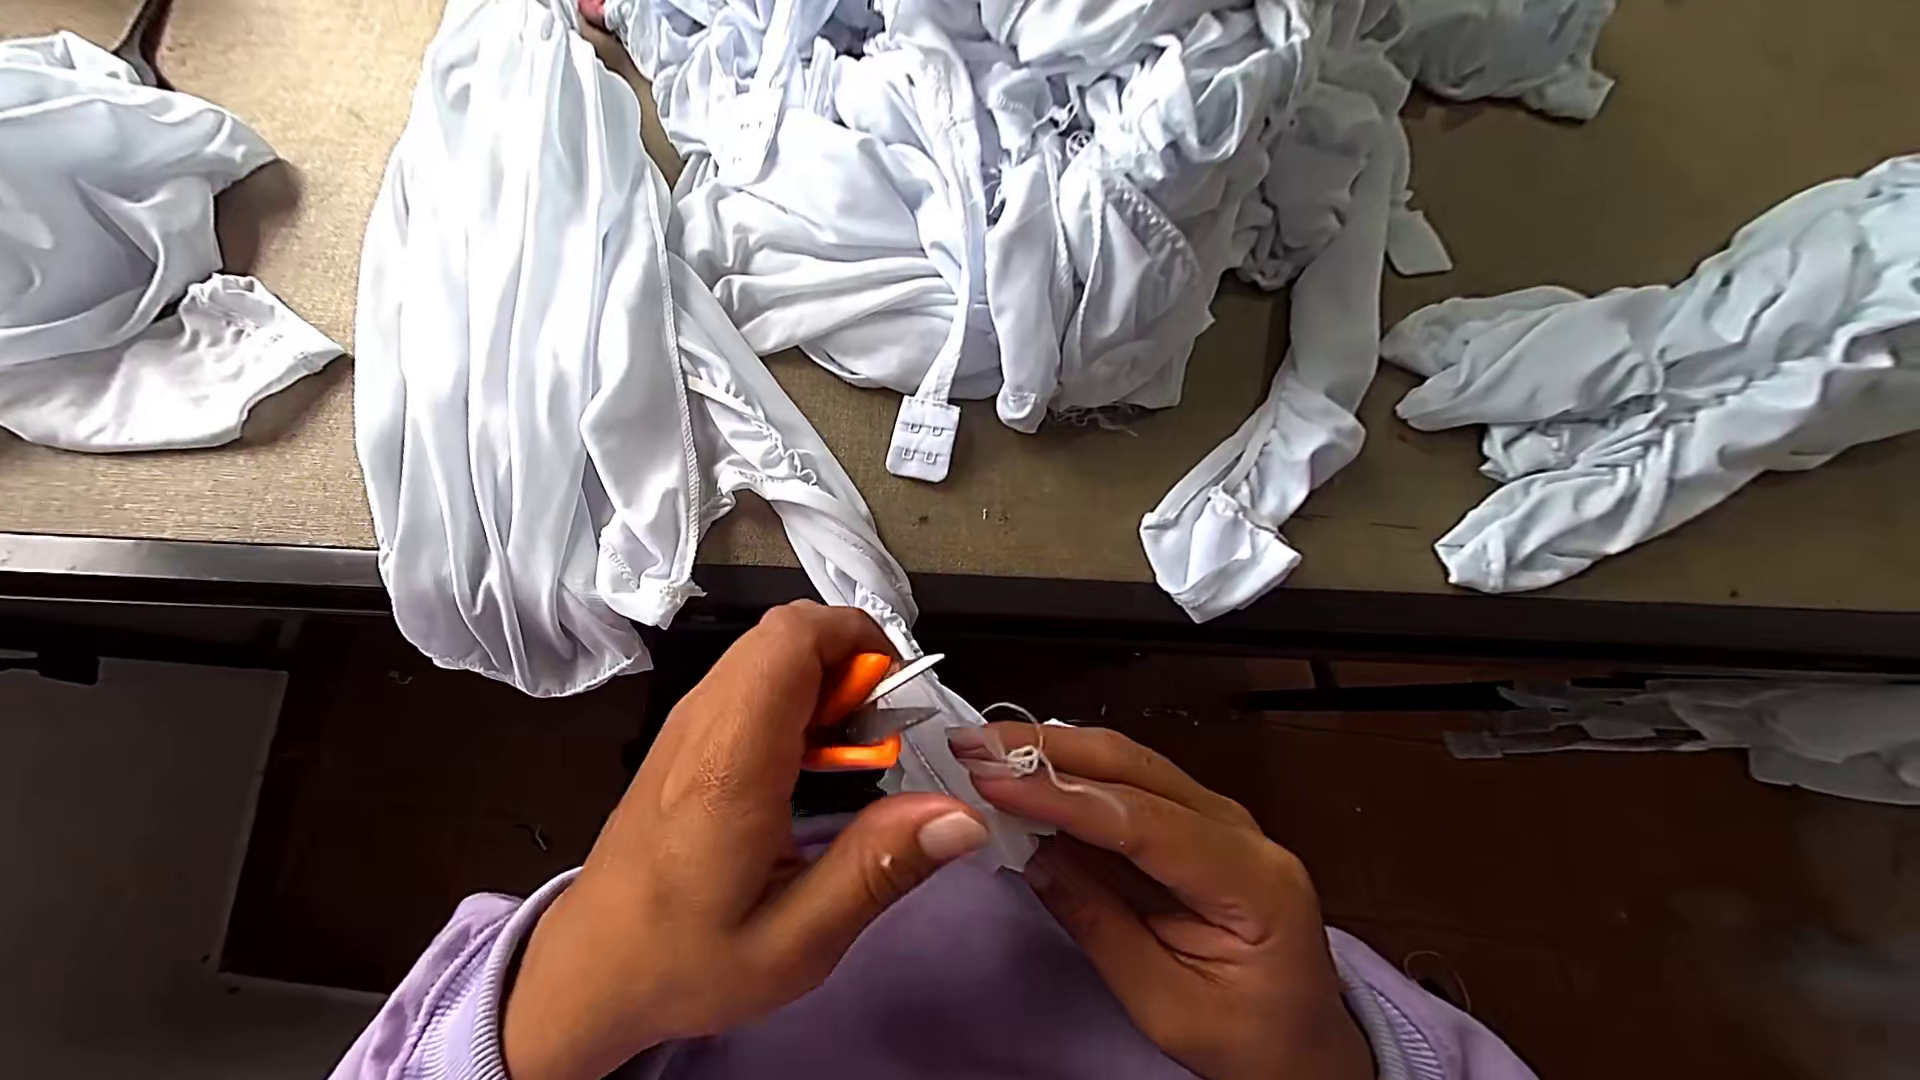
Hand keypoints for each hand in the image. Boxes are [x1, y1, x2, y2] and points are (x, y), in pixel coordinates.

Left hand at [503, 602, 990, 1079]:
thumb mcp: (796, 941)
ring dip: (828, 673)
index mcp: (732, 759)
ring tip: (846, 743)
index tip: (891, 700)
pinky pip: (757, 670)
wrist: (588, 968)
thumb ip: (879, 870)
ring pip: (774, 644)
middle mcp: (707, 716)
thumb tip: (962, 818)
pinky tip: (810, 752)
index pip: (794, 636)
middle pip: (790, 627)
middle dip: (851, 657)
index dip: (858, 640)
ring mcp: (693, 714)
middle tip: (874, 728)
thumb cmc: (686, 958)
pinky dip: (801, 687)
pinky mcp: (692, 724)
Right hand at [953, 722, 1371, 1079]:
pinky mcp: (1188, 812)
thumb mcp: (1169, 1007)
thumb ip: (1101, 926)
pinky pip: (1123, 777)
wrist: (1306, 1040)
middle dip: (1046, 748)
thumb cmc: (1252, 1039)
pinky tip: (1026, 766)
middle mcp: (1237, 826)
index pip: (1142, 819)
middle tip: (976, 744)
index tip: (994, 782)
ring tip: (987, 748)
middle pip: (1132, 764)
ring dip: (1051, 749)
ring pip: (1124, 758)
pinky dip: (1069, 768)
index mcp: (1253, 880)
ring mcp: (1214, 811)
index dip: (1062, 794)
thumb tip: (1034, 854)